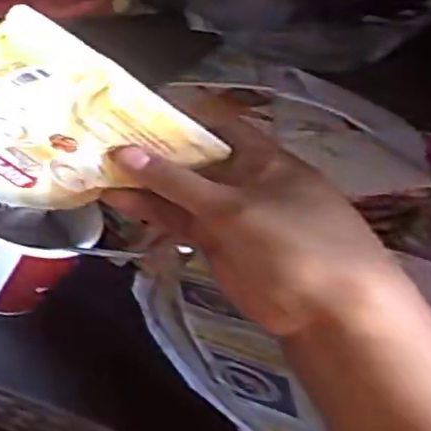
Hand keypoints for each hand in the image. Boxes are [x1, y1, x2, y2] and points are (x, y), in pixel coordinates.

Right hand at [103, 96, 402, 337]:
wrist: (334, 319)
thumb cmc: (297, 245)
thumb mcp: (231, 207)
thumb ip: (173, 179)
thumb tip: (122, 151)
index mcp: (264, 161)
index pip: (216, 126)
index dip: (177, 116)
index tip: (131, 112)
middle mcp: (244, 181)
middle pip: (189, 158)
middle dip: (147, 151)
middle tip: (100, 141)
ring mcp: (228, 213)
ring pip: (176, 190)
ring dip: (140, 182)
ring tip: (96, 171)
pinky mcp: (214, 240)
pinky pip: (175, 217)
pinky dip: (147, 209)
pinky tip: (115, 200)